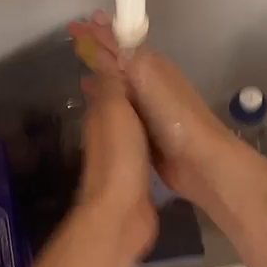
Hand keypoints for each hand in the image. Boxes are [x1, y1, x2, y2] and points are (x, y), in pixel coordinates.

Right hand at [68, 13, 238, 203]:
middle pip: (117, 60)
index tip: (77, 24)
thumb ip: (125, 57)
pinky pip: (116, 107)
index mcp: (151, 66)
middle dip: (96, 47)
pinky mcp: (141, 129)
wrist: (198, 161)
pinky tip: (90, 102)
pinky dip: (102, 99)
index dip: (99, 32)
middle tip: (73, 36)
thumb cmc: (174, 116)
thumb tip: (104, 31)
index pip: (120, 42)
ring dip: (98, 72)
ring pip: (115, 83)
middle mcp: (148, 82)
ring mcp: (145, 106)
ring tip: (79, 66)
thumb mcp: (148, 78)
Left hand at [77, 72, 157, 261]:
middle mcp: (107, 133)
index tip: (137, 56)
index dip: (119, 70)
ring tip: (167, 102)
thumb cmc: (119, 155)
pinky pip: (145, 149)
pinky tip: (166, 136)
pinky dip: (152, 138)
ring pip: (133, 127)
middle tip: (160, 78)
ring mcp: (121, 156)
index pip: (107, 84)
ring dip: (144, 115)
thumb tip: (108, 62)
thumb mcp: (114, 110)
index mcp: (99, 114)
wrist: (122, 210)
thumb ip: (112, 87)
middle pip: (122, 106)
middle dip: (134, 92)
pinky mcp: (135, 176)